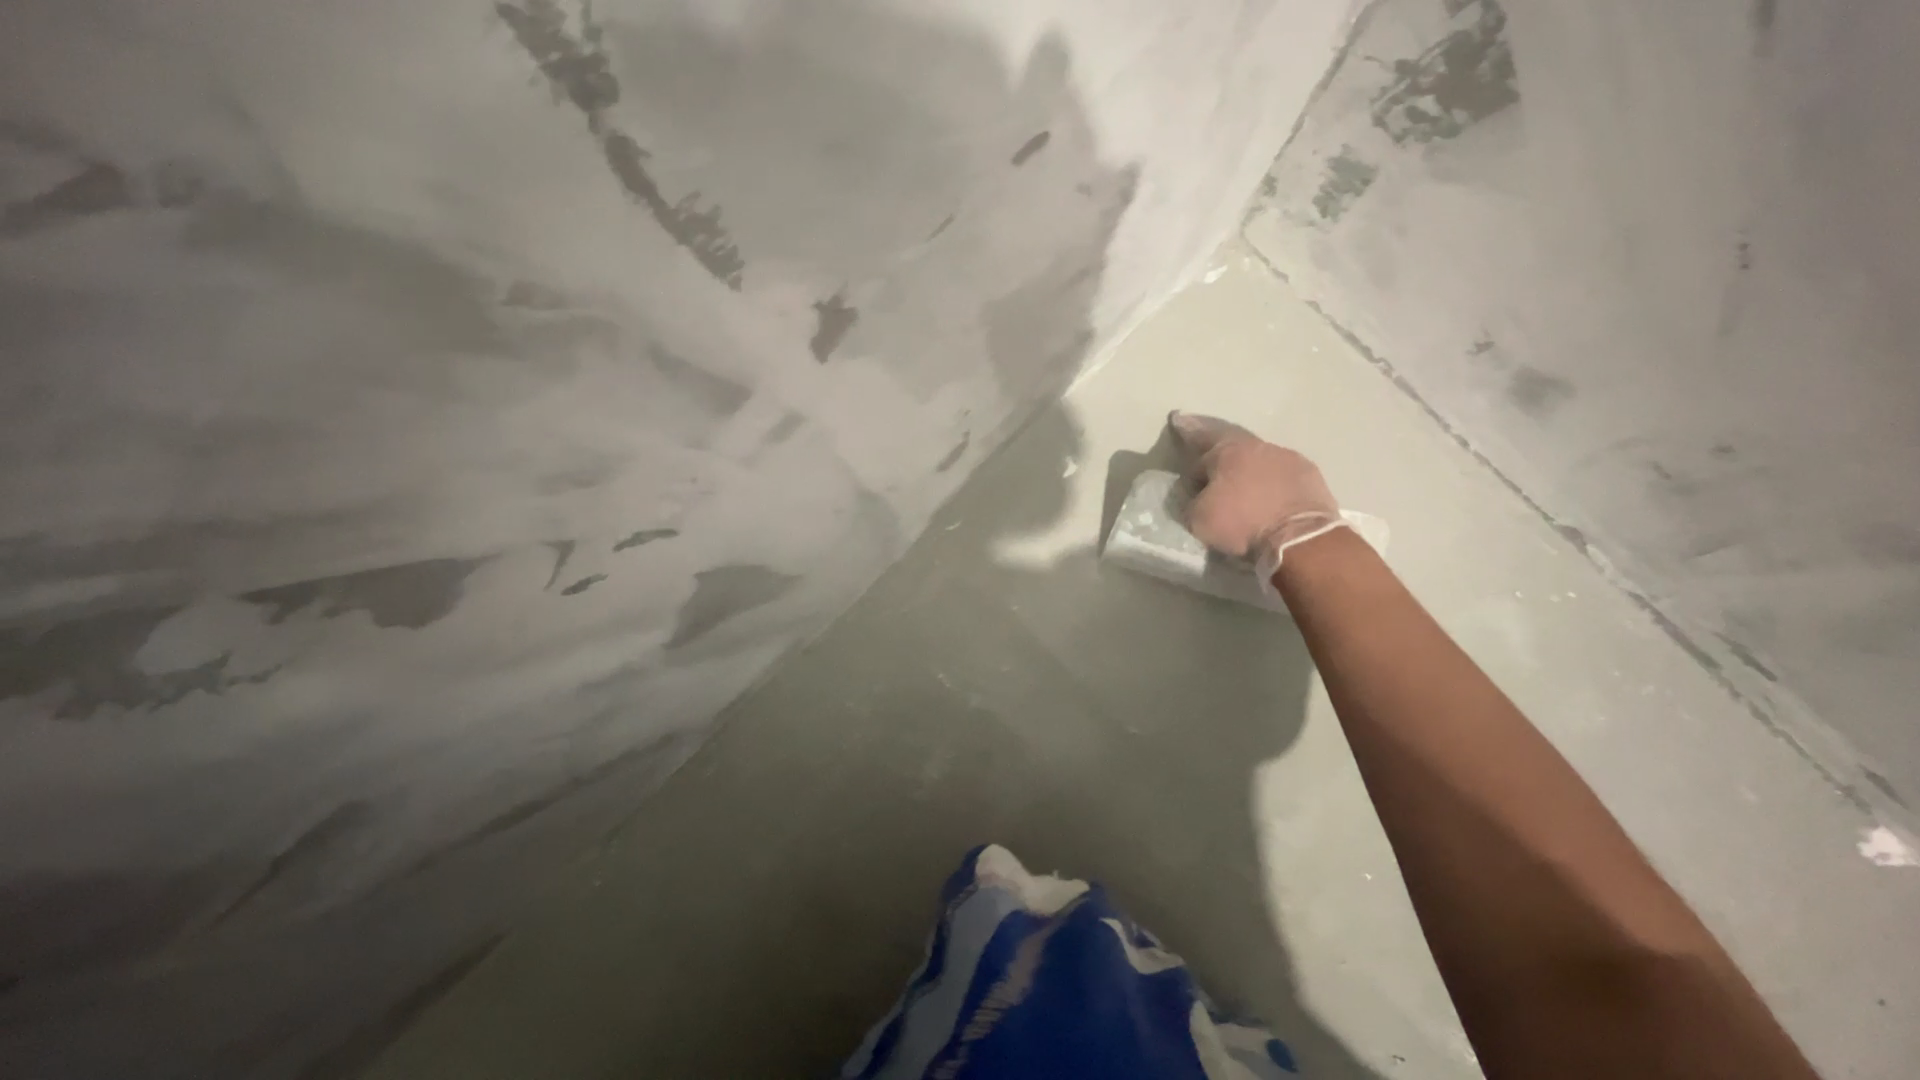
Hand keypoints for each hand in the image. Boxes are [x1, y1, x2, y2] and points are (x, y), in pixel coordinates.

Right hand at [1168, 411, 1346, 570]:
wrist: (1300, 538)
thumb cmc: (1243, 523)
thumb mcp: (1198, 518)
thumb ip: (1191, 500)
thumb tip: (1196, 495)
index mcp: (1228, 451)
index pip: (1200, 436)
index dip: (1186, 430)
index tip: (1177, 419)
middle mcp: (1259, 446)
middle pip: (1233, 447)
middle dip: (1220, 455)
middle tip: (1211, 464)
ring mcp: (1289, 459)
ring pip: (1261, 460)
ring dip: (1249, 471)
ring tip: (1243, 486)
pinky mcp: (1311, 477)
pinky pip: (1284, 475)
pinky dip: (1273, 483)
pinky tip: (1271, 495)